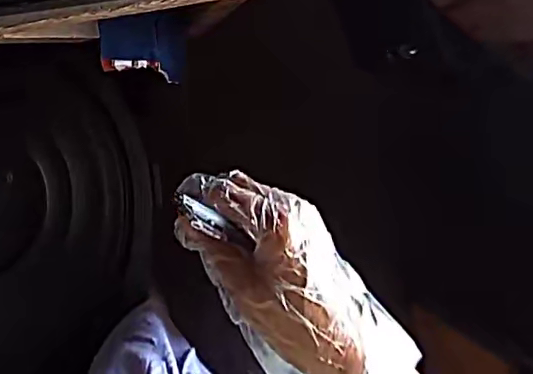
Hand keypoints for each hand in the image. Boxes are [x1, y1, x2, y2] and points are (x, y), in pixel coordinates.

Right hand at [175, 172, 418, 373]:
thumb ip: (211, 250)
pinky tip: (250, 250)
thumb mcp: (243, 290)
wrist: (349, 348)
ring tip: (228, 246)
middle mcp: (293, 208)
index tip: (183, 210)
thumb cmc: (305, 327)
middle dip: (216, 205)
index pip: (223, 190)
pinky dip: (255, 222)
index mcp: (275, 219)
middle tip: (202, 230)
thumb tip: (189, 227)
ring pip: (255, 196)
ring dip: (236, 213)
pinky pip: (273, 209)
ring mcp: (304, 215)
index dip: (197, 199)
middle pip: (239, 186)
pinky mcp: (311, 226)